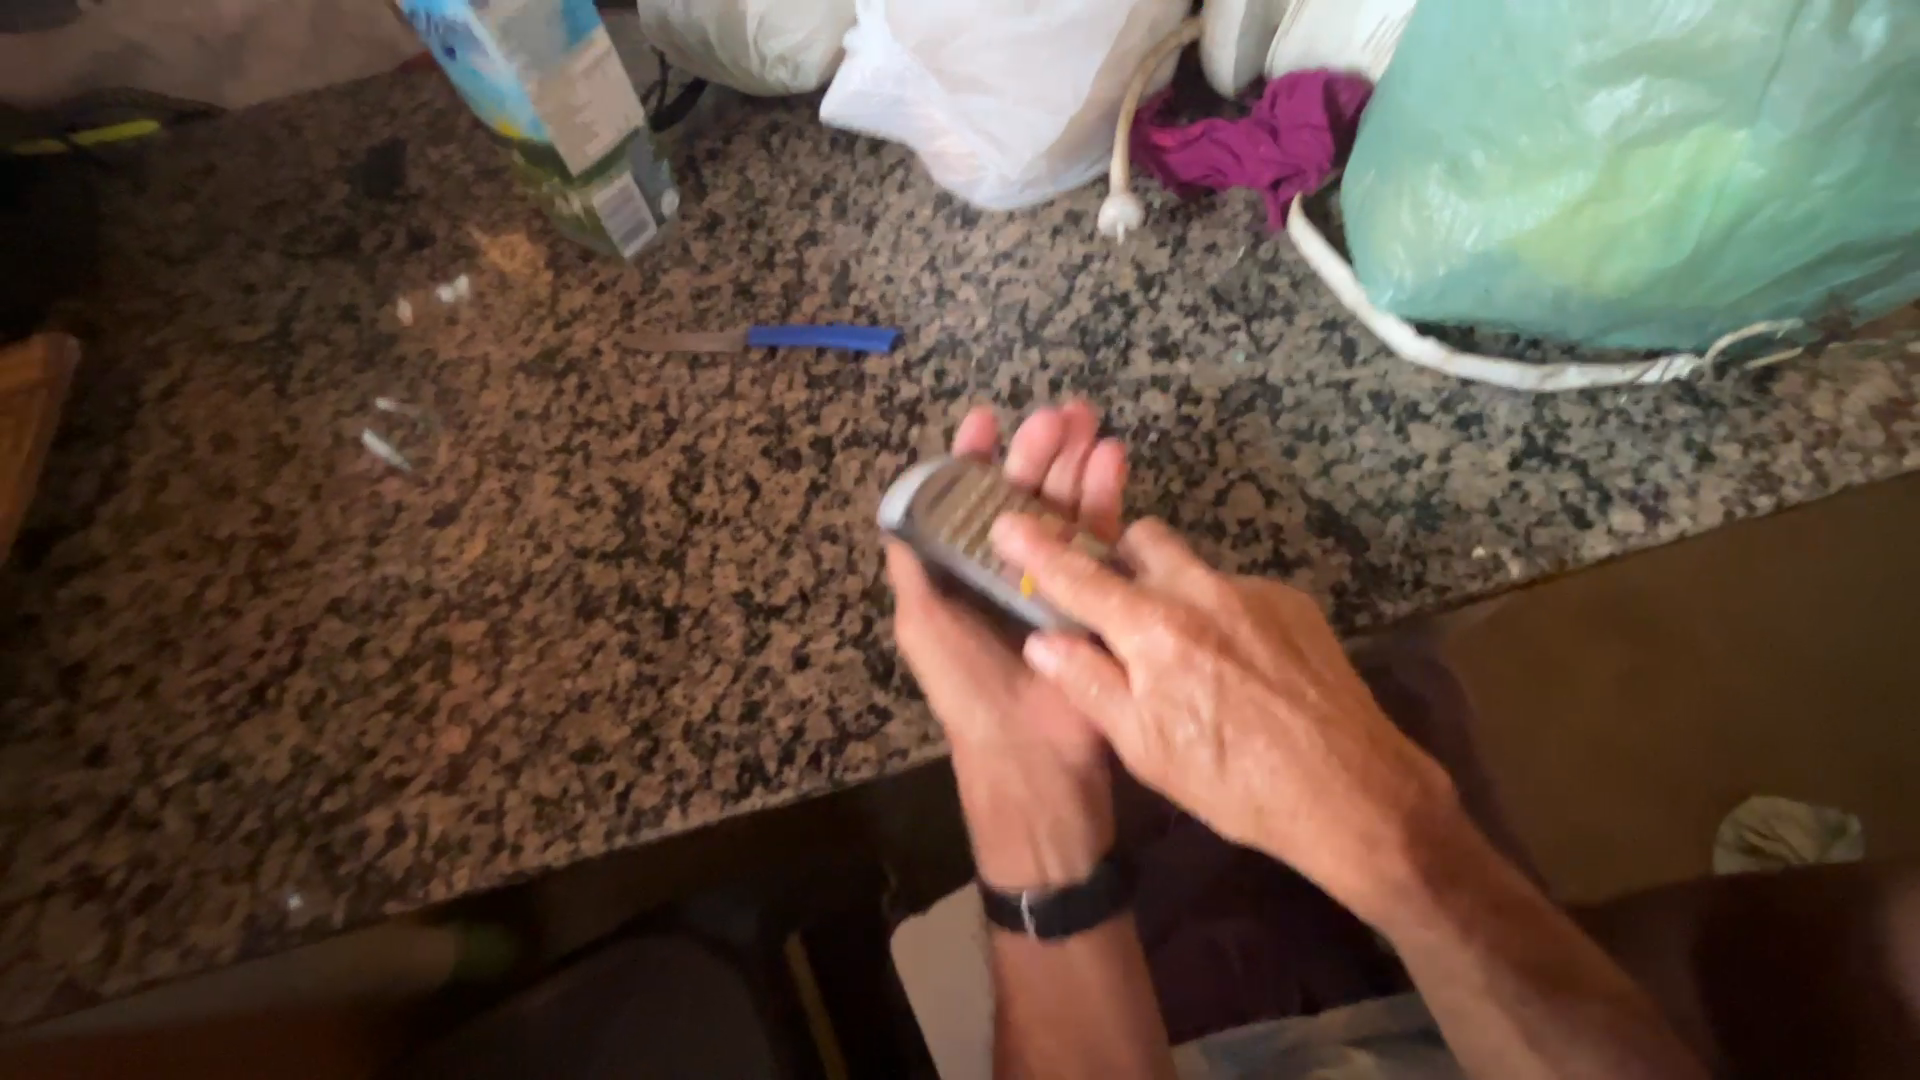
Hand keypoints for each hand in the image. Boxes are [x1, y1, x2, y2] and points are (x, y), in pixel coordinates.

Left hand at [885, 402, 1126, 884]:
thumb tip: (897, 515)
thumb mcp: (921, 624)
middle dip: (1038, 449)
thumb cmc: (968, 686)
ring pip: (1065, 506)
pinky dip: (1107, 495)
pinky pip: (1102, 536)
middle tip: (1058, 413)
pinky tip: (1113, 459)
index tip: (985, 420)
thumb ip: (911, 568)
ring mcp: (1056, 578)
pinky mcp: (1097, 592)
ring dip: (1076, 461)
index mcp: (966, 570)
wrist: (1030, 752)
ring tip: (1089, 420)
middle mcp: (1011, 567)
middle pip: (1024, 495)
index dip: (973, 459)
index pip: (968, 502)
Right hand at [992, 515, 1462, 922]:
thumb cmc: (1233, 783)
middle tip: (1118, 602)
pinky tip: (1238, 664)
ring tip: (1188, 651)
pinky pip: (1234, 589)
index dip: (1037, 548)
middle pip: (1144, 538)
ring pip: (1191, 565)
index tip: (1007, 522)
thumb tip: (1042, 641)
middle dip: (1120, 556)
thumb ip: (1089, 683)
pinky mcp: (1292, 602)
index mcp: (1155, 630)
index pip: (1080, 577)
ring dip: (1172, 588)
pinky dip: (1218, 612)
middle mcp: (1201, 592)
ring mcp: (1253, 591)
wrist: (1354, 793)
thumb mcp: (1145, 747)